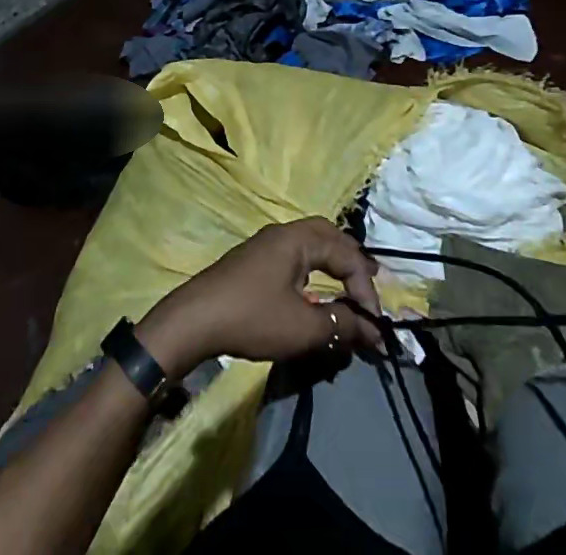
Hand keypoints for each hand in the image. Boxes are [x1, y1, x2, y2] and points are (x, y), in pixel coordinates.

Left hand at [135, 218, 385, 375]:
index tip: (373, 324)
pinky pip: (295, 256)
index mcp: (299, 239)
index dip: (366, 290)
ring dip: (333, 264)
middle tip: (370, 285)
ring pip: (311, 244)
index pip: (348, 256)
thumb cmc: (251, 318)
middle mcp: (284, 233)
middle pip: (330, 236)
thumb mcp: (303, 327)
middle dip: (353, 262)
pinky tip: (314, 291)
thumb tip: (374, 332)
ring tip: (348, 286)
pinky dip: (314, 269)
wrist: (191, 322)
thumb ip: (343, 325)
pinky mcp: (253, 262)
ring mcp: (266, 245)